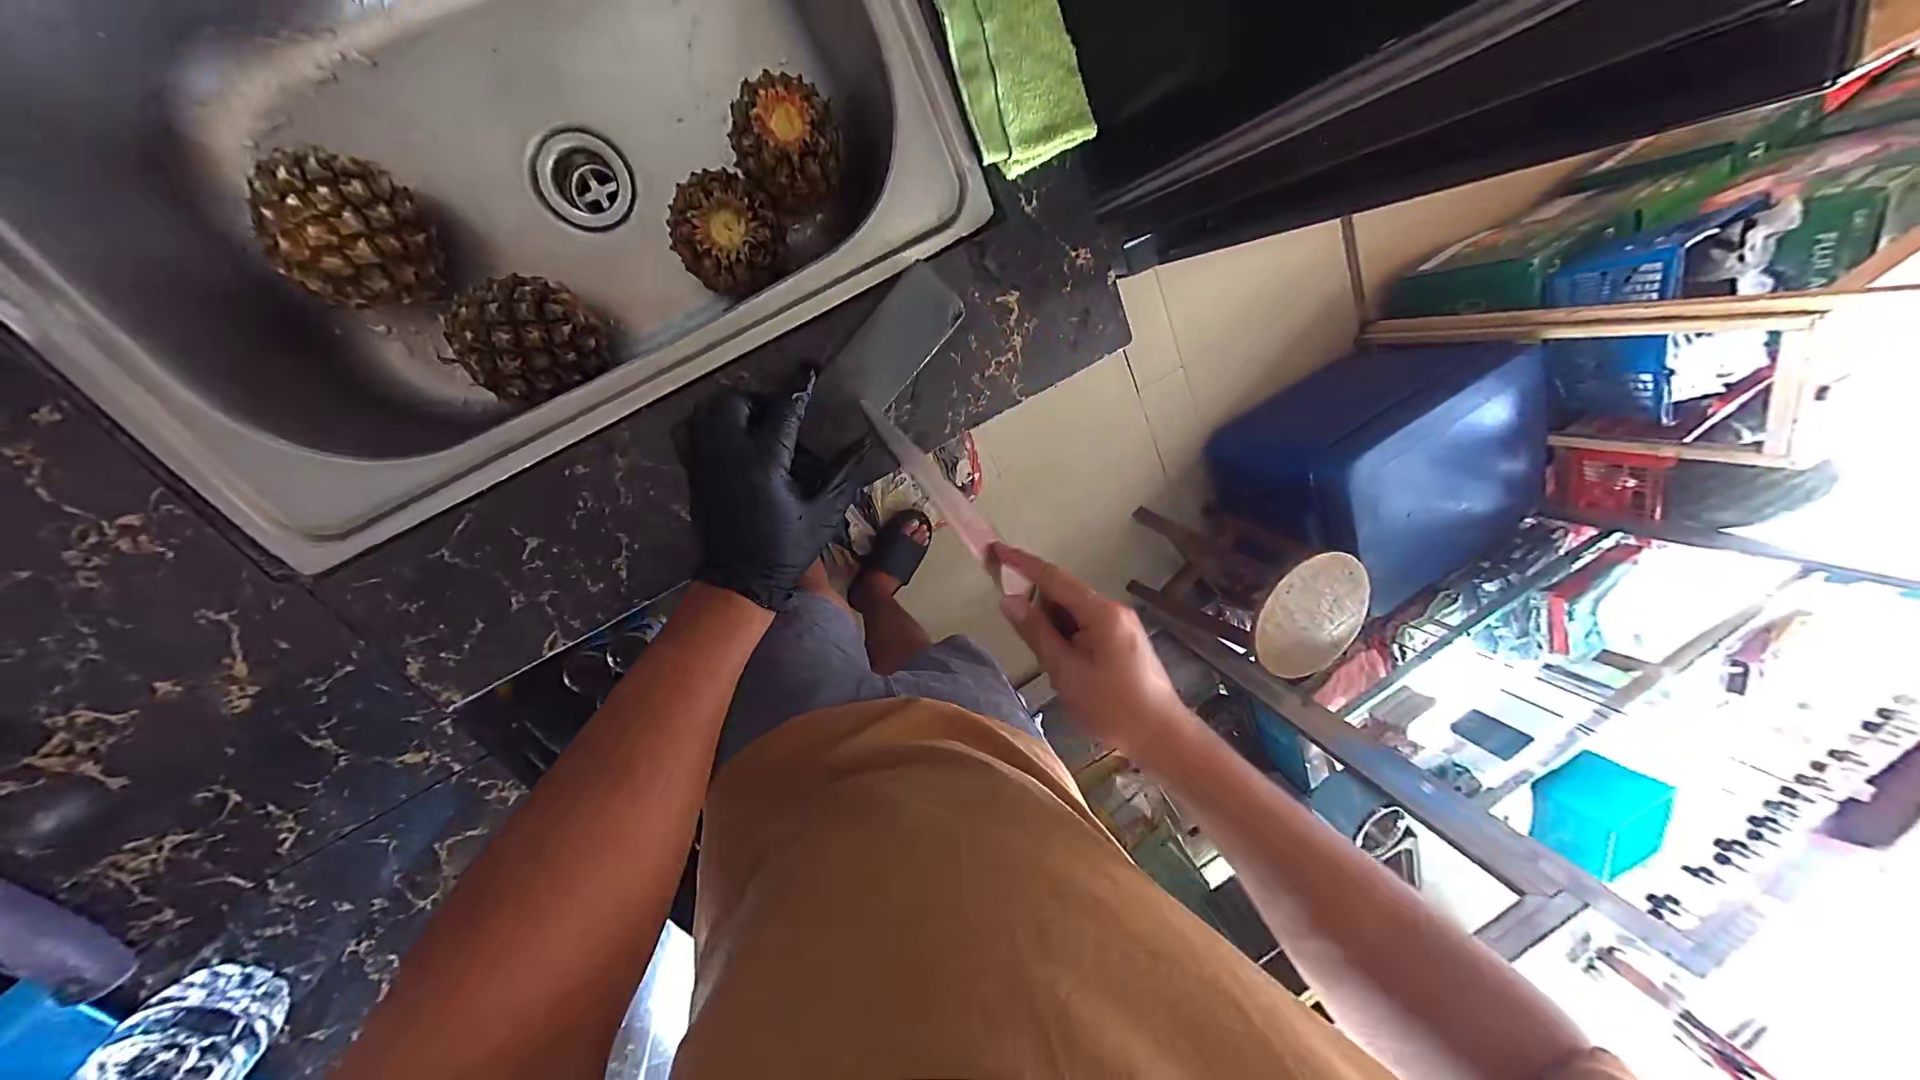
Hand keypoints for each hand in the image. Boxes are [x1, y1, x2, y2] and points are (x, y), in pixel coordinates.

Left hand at [679, 370, 861, 610]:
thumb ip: (841, 475)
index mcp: (765, 463)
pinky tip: (734, 445)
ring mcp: (706, 464)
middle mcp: (730, 455)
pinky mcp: (695, 475)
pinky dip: (712, 428)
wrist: (741, 578)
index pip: (783, 410)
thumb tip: (862, 445)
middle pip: (733, 402)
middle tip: (777, 418)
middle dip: (756, 401)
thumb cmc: (786, 548)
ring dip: (732, 412)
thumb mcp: (823, 513)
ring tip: (754, 428)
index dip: (798, 386)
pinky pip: (693, 435)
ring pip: (707, 414)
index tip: (807, 369)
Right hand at [993, 544, 1191, 755]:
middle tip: (1018, 628)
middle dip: (1037, 604)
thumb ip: (1037, 633)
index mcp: (1101, 613)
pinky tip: (1064, 660)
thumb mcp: (1066, 672)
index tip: (997, 550)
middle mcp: (1113, 609)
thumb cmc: (1112, 707)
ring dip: (1053, 624)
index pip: (1054, 578)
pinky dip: (1068, 633)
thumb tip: (1009, 601)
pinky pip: (1087, 624)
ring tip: (1049, 660)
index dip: (1022, 564)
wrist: (1162, 736)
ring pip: (1075, 611)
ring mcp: (1121, 623)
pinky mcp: (1123, 638)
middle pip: (1064, 593)